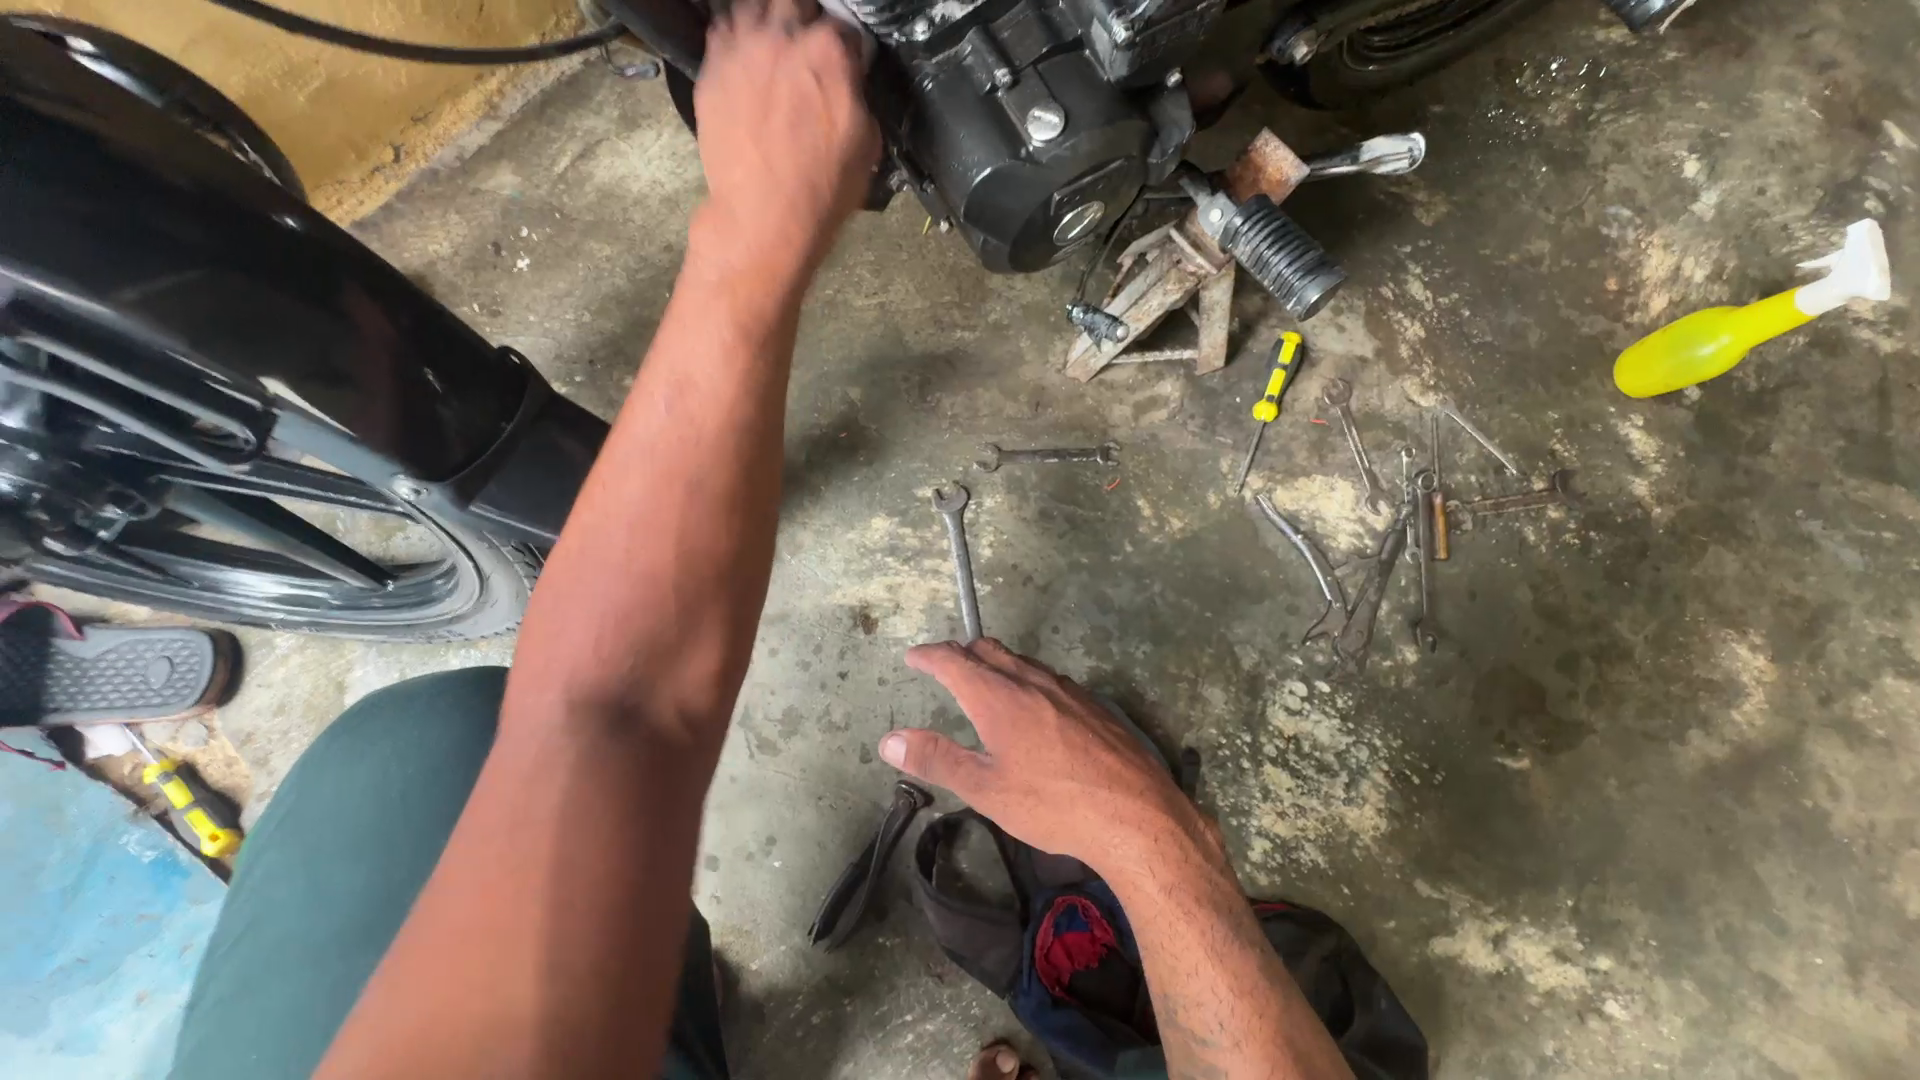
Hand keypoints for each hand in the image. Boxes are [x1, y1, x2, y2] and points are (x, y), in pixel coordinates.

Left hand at [691, 0, 880, 275]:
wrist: (764, 217)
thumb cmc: (823, 188)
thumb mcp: (866, 143)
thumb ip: (857, 94)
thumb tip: (849, 81)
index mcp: (828, 50)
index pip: (843, 26)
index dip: (845, 48)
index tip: (844, 67)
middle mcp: (782, 34)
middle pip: (795, 3)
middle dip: (805, 21)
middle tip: (807, 53)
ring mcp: (741, 49)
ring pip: (753, 6)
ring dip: (767, 21)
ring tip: (772, 48)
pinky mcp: (711, 70)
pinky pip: (720, 30)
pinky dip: (735, 37)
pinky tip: (744, 59)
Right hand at [880, 639, 1213, 879]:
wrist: (1135, 813)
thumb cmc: (1052, 804)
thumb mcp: (985, 789)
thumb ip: (936, 760)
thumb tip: (889, 741)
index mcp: (998, 697)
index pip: (953, 661)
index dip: (929, 656)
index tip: (913, 657)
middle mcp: (1031, 681)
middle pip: (989, 650)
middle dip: (961, 653)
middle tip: (945, 667)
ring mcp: (1067, 690)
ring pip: (1022, 662)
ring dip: (996, 664)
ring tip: (985, 683)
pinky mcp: (1093, 705)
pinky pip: (1048, 679)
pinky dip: (1026, 680)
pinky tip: (1034, 708)